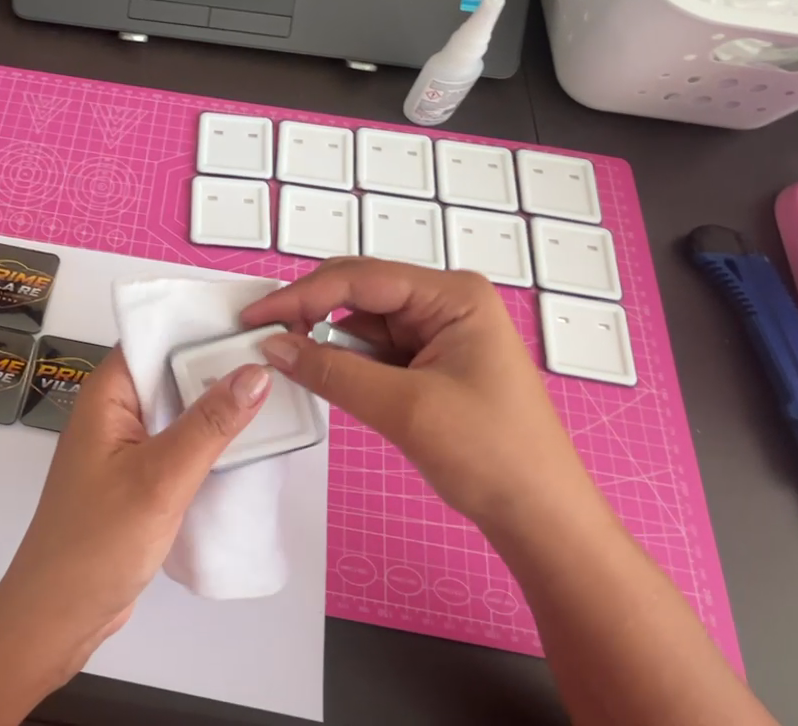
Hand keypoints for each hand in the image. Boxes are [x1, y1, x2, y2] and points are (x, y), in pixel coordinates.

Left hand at [0, 346, 269, 670]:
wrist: (60, 615)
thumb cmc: (96, 543)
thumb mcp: (160, 478)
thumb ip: (209, 425)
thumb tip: (255, 373)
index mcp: (107, 394)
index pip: (155, 337)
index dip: (200, 326)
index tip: (252, 321)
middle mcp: (114, 410)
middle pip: (172, 371)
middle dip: (219, 366)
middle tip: (278, 358)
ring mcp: (125, 444)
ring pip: (179, 409)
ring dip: (218, 406)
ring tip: (275, 394)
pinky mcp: (138, 475)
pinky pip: (179, 443)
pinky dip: (209, 441)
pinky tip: (247, 443)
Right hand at [240, 258, 593, 534]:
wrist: (542, 520)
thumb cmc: (491, 454)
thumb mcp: (404, 408)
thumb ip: (332, 371)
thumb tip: (272, 346)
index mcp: (453, 296)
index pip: (361, 279)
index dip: (302, 296)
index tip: (256, 317)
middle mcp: (446, 304)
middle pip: (360, 295)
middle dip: (313, 317)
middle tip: (266, 340)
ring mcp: (441, 334)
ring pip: (362, 325)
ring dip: (329, 345)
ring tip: (295, 368)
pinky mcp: (433, 364)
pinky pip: (376, 352)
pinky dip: (348, 365)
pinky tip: (329, 380)